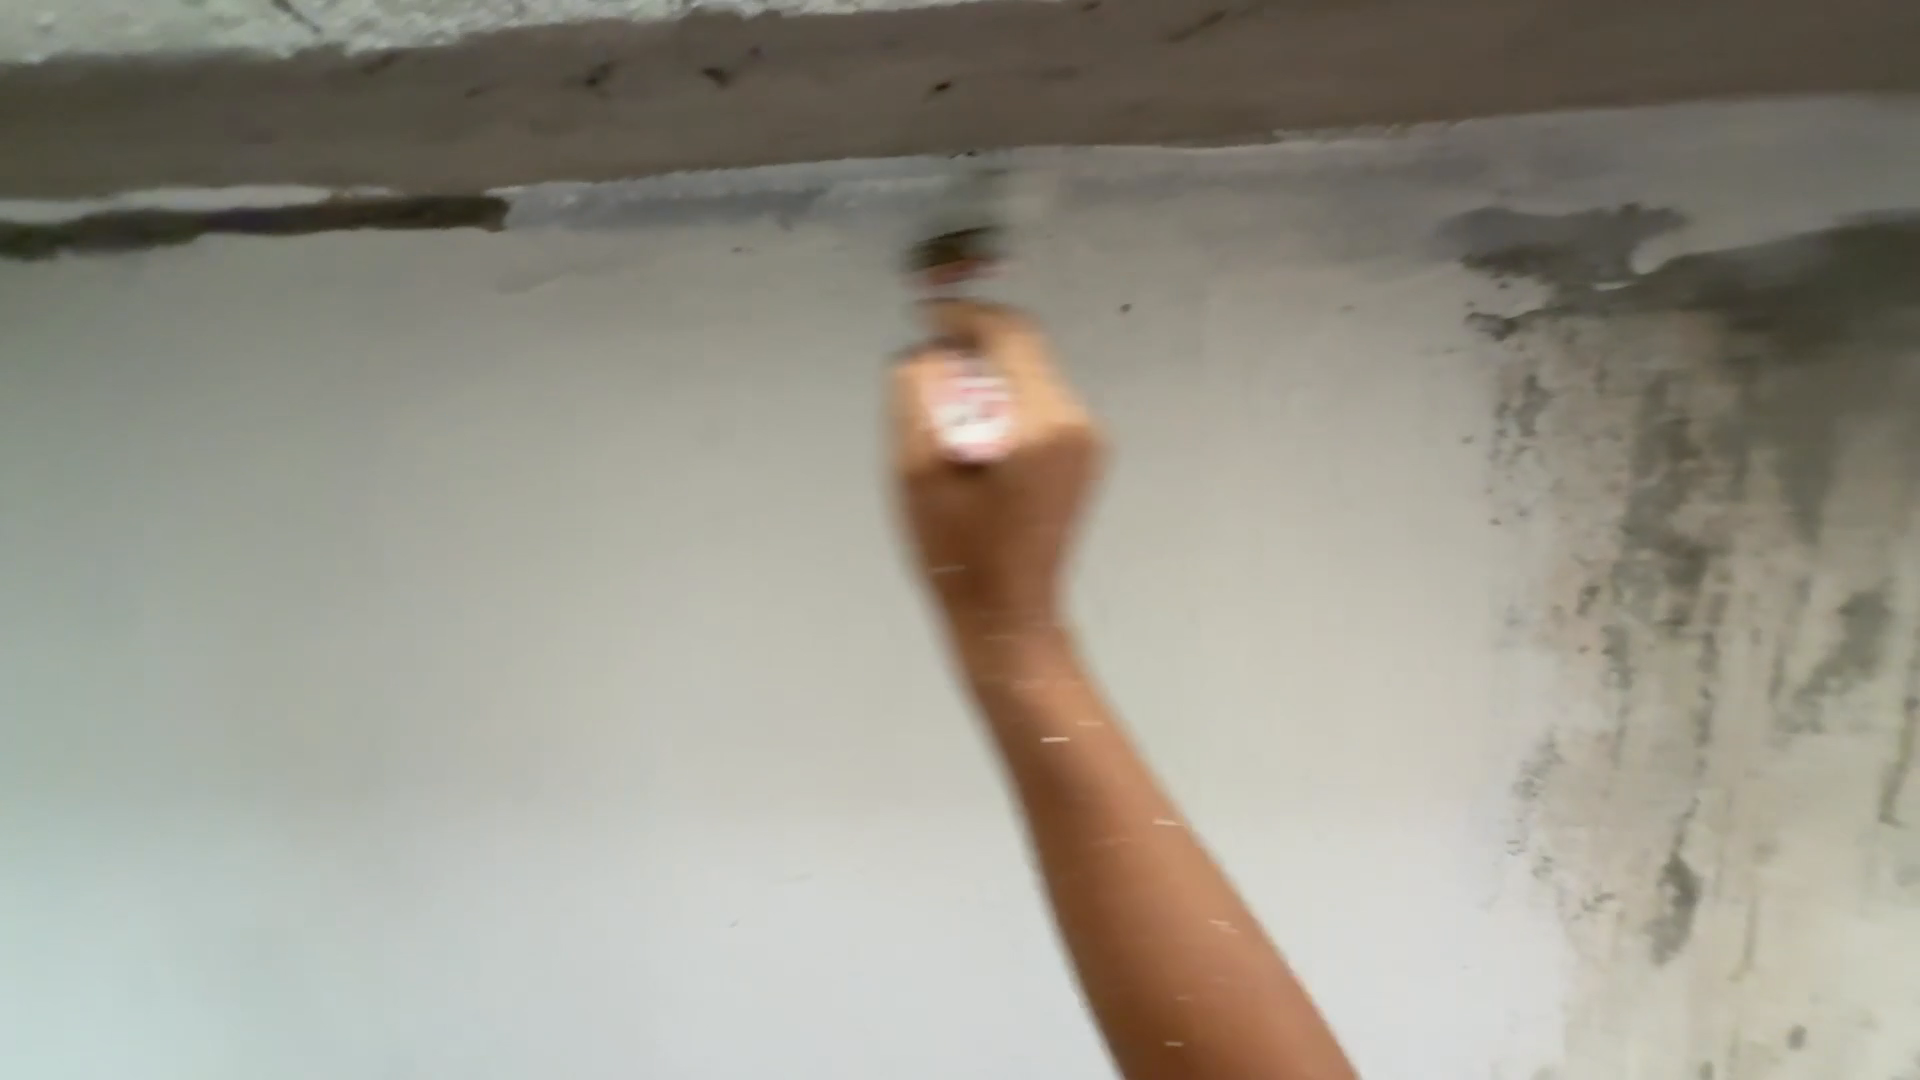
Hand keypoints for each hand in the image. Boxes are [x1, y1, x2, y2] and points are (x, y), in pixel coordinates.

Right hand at [889, 299, 1104, 628]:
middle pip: (1023, 352)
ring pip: (1030, 377)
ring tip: (944, 416)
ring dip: (985, 381)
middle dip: (971, 353)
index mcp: (1044, 423)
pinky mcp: (1082, 457)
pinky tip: (973, 441)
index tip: (926, 320)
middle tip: (927, 378)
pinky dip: (1002, 405)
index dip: (964, 316)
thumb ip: (915, 396)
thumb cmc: (959, 554)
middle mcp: (1078, 423)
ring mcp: (1087, 442)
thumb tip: (924, 353)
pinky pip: (1038, 406)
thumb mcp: (916, 472)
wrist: (1008, 614)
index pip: (1010, 333)